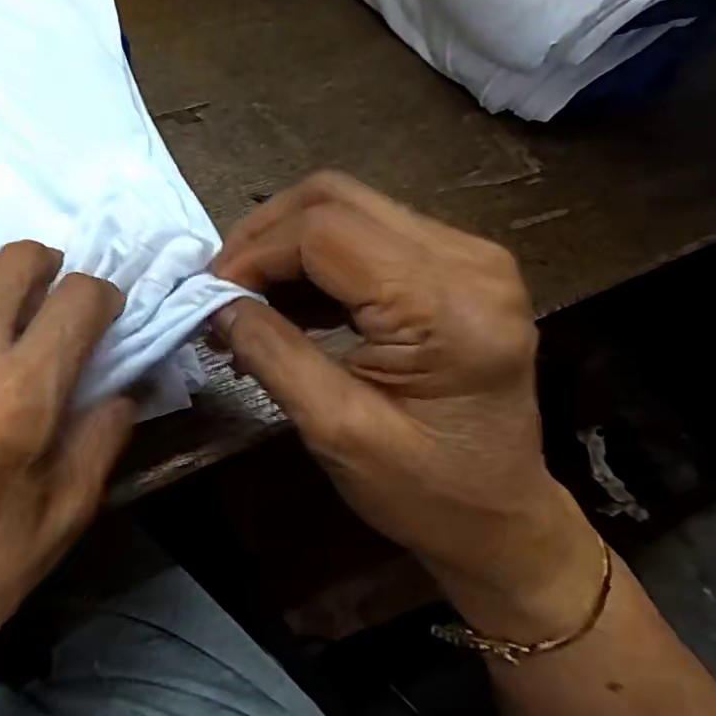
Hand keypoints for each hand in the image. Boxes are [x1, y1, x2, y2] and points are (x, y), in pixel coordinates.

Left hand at [0, 242, 133, 715]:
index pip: (78, 297)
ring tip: (19, 335)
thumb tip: (124, 389)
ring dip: (8, 287)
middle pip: (17, 258)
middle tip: (65, 313)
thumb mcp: (60, 520)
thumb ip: (102, 439)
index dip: (106, 298)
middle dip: (54, 270)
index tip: (110, 323)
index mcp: (18, 393)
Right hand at [212, 172, 601, 642]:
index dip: (256, 254)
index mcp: (448, 308)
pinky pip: (374, 231)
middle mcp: (469, 261)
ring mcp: (473, 255)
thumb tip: (218, 301)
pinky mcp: (464, 263)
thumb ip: (274, 355)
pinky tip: (295, 298)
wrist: (503, 515)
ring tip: (252, 297)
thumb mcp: (338, 432)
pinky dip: (322, 256)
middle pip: (338, 199)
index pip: (326, 233)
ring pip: (353, 206)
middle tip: (225, 288)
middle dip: (266, 235)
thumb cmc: (428, 493)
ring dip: (291, 242)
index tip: (212, 296)